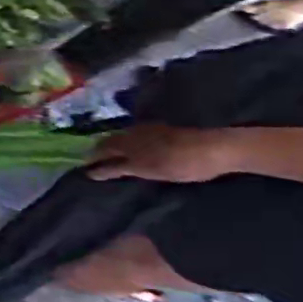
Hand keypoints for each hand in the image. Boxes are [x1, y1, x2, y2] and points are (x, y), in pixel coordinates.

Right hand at [87, 124, 250, 182]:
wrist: (216, 148)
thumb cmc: (180, 163)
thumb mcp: (148, 170)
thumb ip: (119, 169)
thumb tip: (91, 171)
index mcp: (124, 143)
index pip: (101, 152)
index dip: (93, 161)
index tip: (85, 170)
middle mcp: (131, 133)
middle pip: (109, 142)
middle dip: (99, 151)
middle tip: (93, 161)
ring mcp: (148, 130)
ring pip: (122, 137)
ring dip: (113, 146)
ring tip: (111, 155)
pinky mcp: (163, 130)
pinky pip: (135, 136)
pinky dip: (128, 143)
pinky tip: (135, 149)